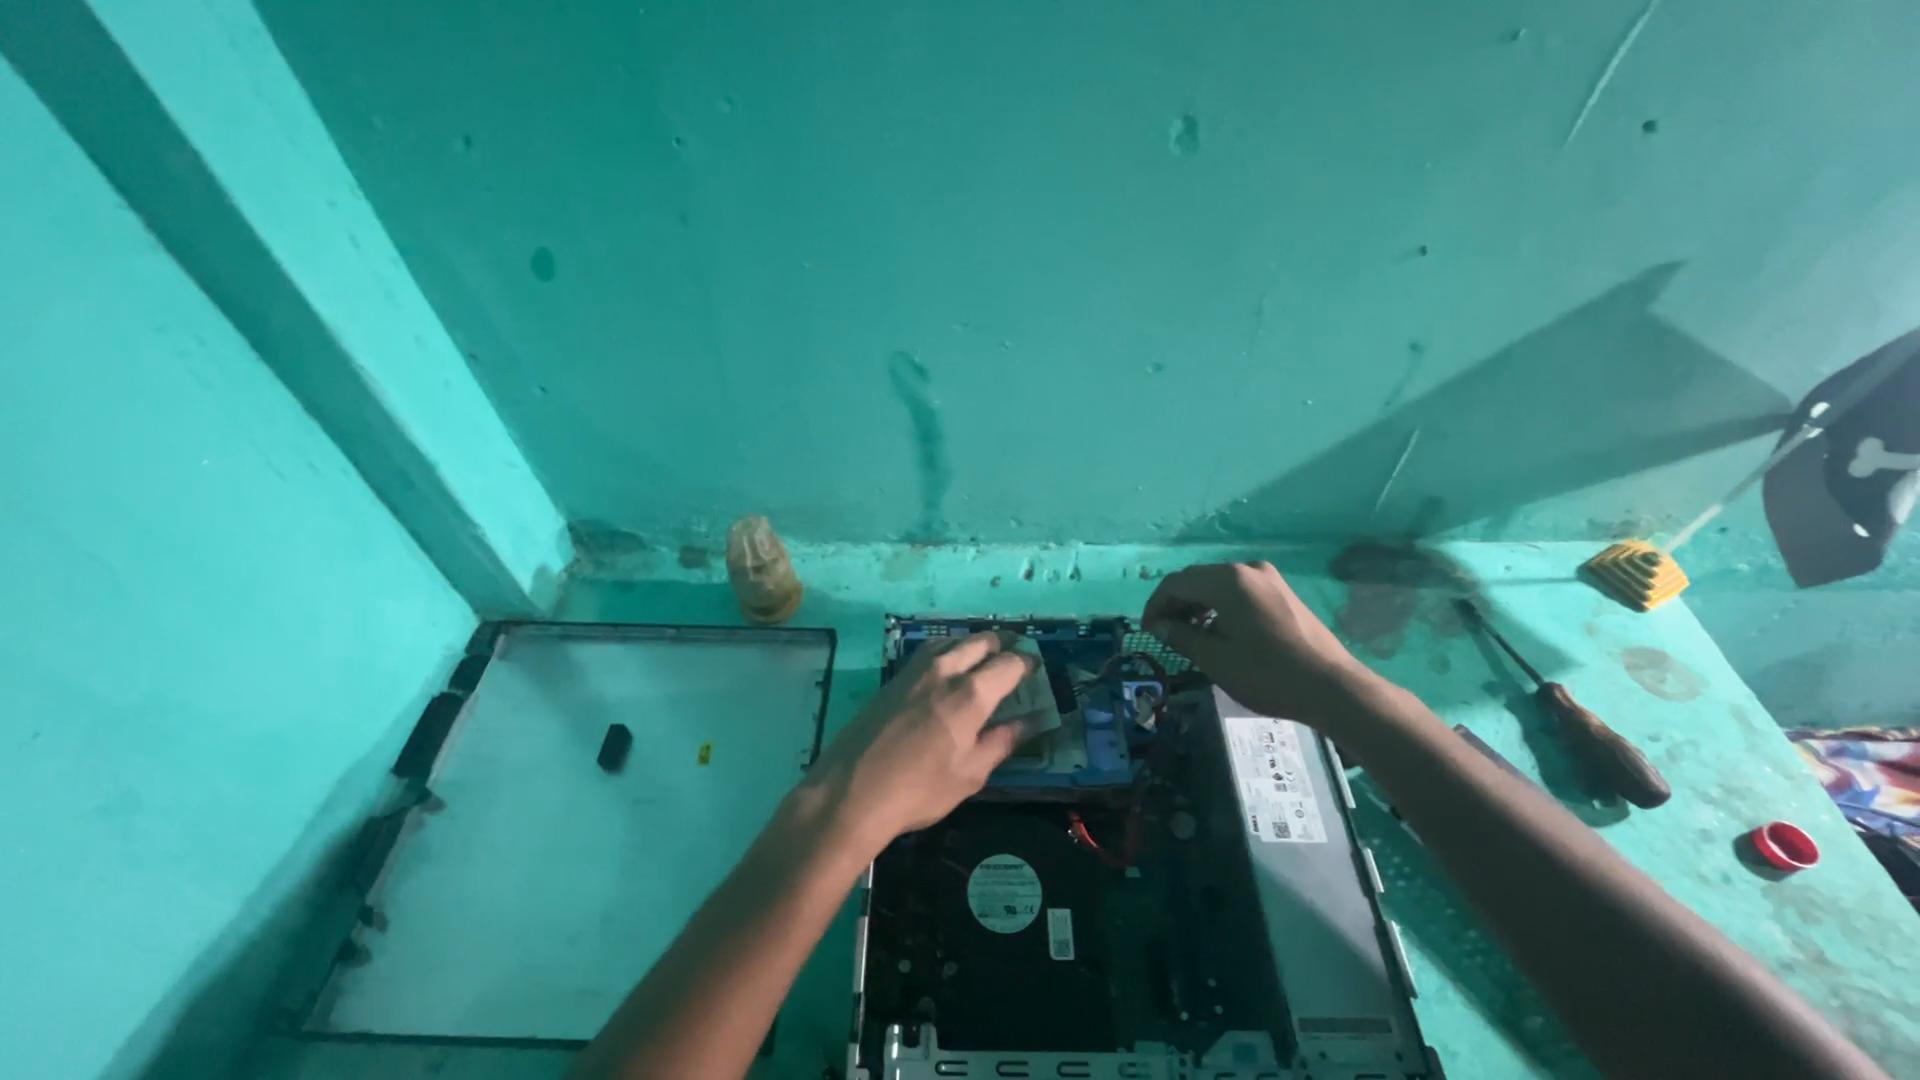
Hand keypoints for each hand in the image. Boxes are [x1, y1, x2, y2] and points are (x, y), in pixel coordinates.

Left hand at [799, 632, 1037, 849]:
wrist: (852, 791)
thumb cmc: (919, 789)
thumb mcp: (970, 774)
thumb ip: (1001, 742)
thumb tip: (1028, 722)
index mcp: (970, 694)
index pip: (1009, 663)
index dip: (1028, 662)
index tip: (1037, 668)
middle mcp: (944, 671)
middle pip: (981, 641)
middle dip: (1003, 644)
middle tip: (1015, 655)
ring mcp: (914, 671)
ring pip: (952, 640)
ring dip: (973, 643)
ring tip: (983, 656)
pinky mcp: (893, 679)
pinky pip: (929, 652)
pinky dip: (948, 650)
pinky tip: (947, 667)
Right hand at [1143, 561, 1378, 726]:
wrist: (1332, 688)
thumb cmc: (1267, 674)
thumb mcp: (1215, 659)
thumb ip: (1180, 636)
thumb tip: (1158, 625)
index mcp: (1228, 580)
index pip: (1177, 583)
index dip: (1156, 605)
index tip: (1147, 631)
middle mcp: (1248, 569)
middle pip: (1199, 580)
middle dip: (1177, 604)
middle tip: (1164, 634)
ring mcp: (1270, 580)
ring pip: (1220, 586)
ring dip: (1199, 606)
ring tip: (1189, 636)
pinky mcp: (1284, 594)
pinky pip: (1241, 593)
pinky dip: (1222, 608)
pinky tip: (1220, 633)